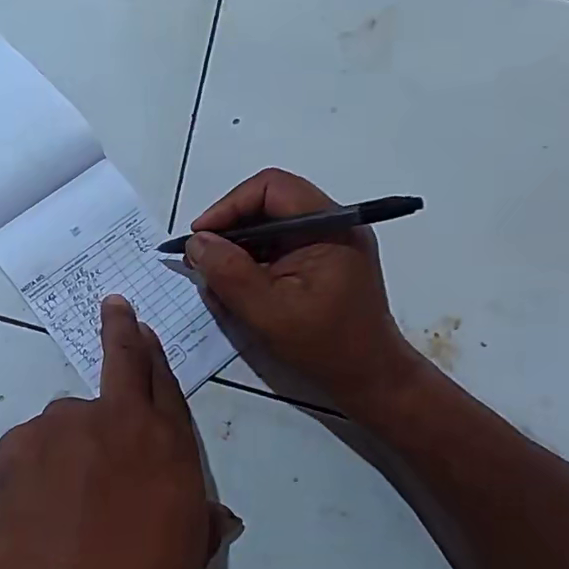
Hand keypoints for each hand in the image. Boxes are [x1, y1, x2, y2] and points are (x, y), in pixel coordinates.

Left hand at [0, 296, 231, 568]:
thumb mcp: (184, 565)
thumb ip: (198, 526)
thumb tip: (221, 519)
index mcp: (171, 449)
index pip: (166, 385)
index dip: (155, 356)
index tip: (143, 329)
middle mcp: (121, 422)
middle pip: (123, 361)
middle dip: (120, 330)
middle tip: (115, 306)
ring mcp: (67, 424)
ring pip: (68, 420)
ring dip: (69, 444)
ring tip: (62, 502)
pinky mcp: (20, 440)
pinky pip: (33, 446)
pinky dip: (35, 466)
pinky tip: (34, 508)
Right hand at [185, 168, 423, 399]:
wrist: (371, 380)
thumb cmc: (324, 346)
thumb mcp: (267, 311)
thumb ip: (228, 272)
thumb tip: (197, 242)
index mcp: (329, 227)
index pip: (271, 188)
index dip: (229, 206)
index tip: (201, 237)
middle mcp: (332, 225)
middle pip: (268, 203)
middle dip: (230, 228)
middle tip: (203, 257)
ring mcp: (328, 243)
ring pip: (269, 225)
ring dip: (238, 247)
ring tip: (218, 278)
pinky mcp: (321, 261)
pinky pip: (278, 246)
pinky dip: (252, 261)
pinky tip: (238, 288)